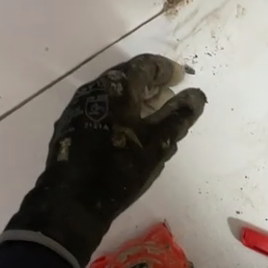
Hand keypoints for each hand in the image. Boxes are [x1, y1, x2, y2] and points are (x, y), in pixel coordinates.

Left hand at [0, 54, 206, 267]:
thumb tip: (197, 94)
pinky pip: (102, 109)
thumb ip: (179, 115)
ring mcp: (78, 108)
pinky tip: (130, 132)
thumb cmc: (119, 167)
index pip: (145, 65)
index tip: (181, 78)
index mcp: (115, 88)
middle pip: (128, 77)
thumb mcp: (157, 142)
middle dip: (152, 84)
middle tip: (171, 96)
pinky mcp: (71, 126)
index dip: (167, 69)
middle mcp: (94, 90)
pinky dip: (121, 112)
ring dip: (136, 99)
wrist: (71, 203)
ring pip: (114, 95)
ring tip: (155, 116)